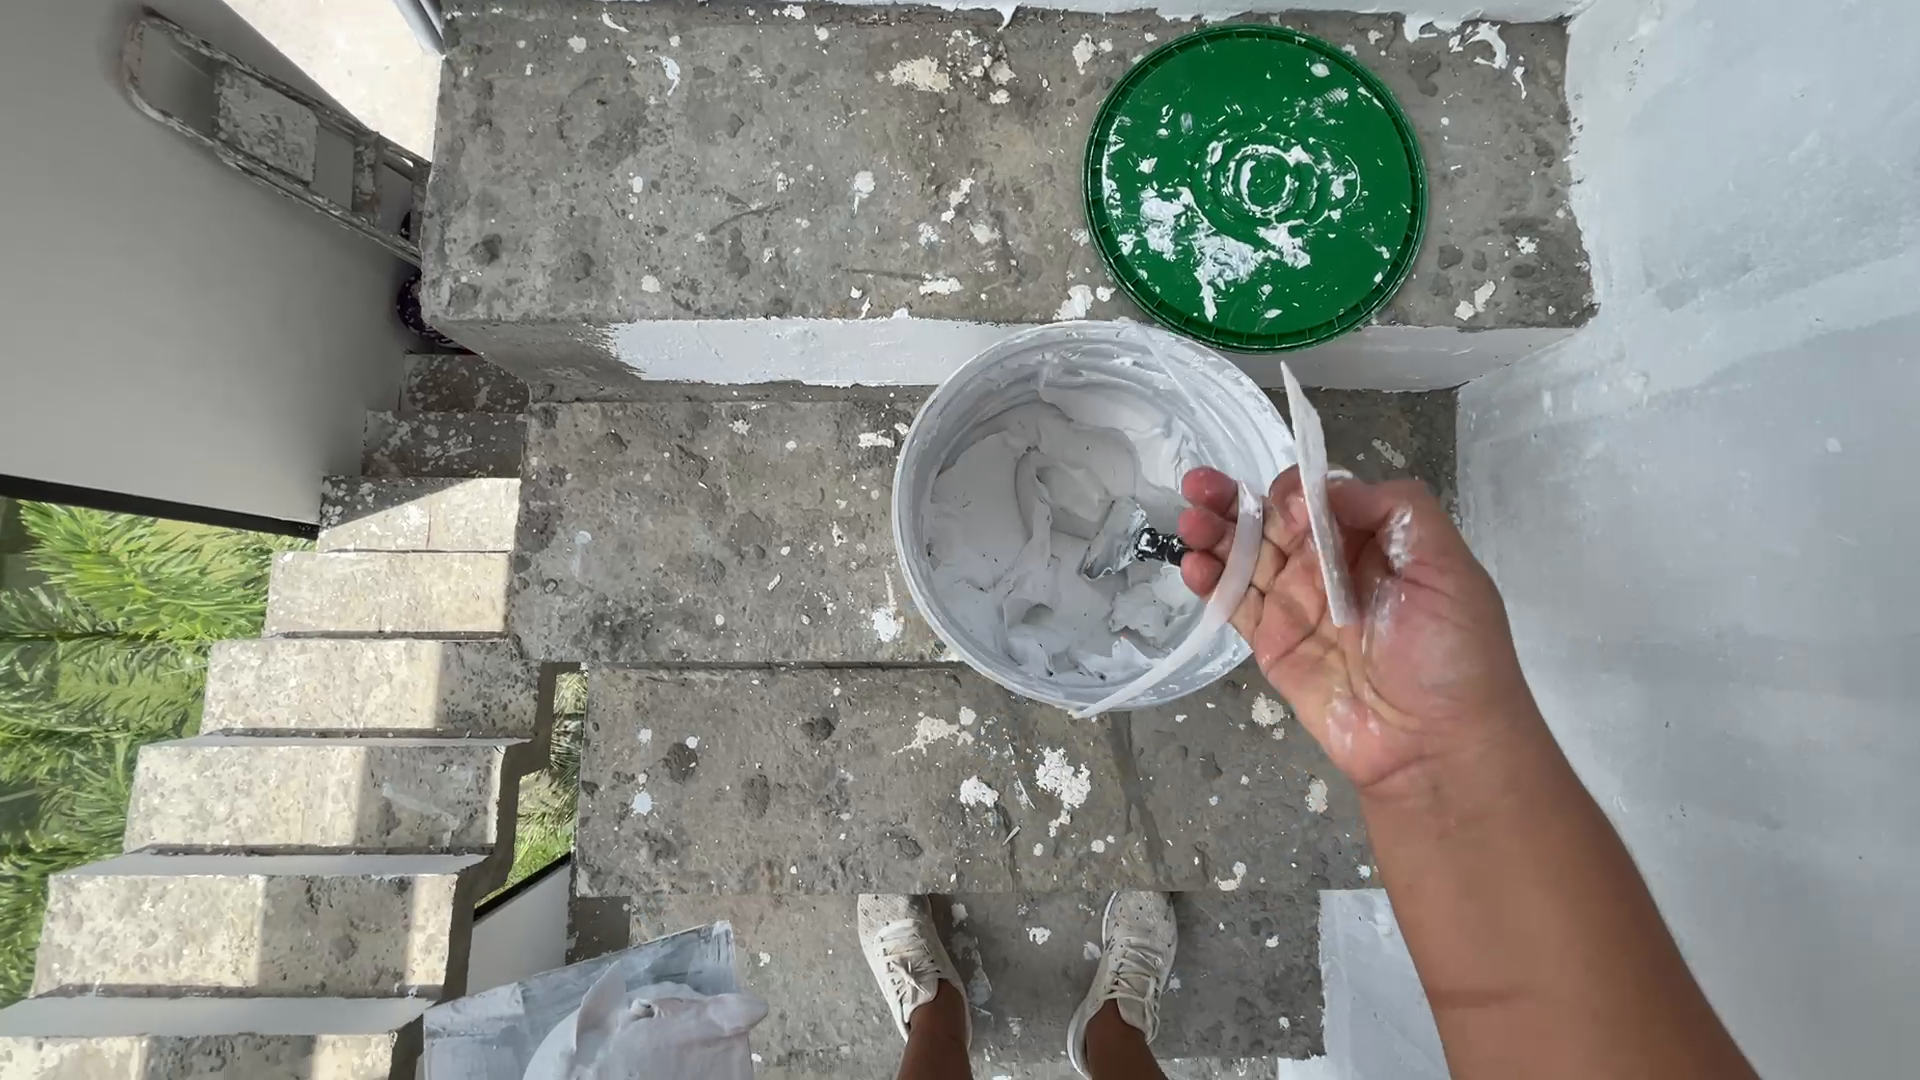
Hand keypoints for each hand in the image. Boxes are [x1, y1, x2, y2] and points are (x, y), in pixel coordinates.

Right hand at [1177, 466, 1539, 796]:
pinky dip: (1209, 581)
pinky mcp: (1269, 641)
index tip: (1284, 504)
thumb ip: (1397, 512)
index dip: (1291, 492)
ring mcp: (1293, 604)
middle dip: (1233, 500)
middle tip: (1197, 487)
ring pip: (1244, 557)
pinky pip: (1233, 603)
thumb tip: (1328, 487)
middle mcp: (1325, 566)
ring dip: (1213, 534)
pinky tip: (1193, 566)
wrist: (1432, 744)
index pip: (1315, 500)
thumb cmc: (1450, 653)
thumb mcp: (1447, 569)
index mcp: (1367, 543)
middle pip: (1270, 521)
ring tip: (1189, 524)